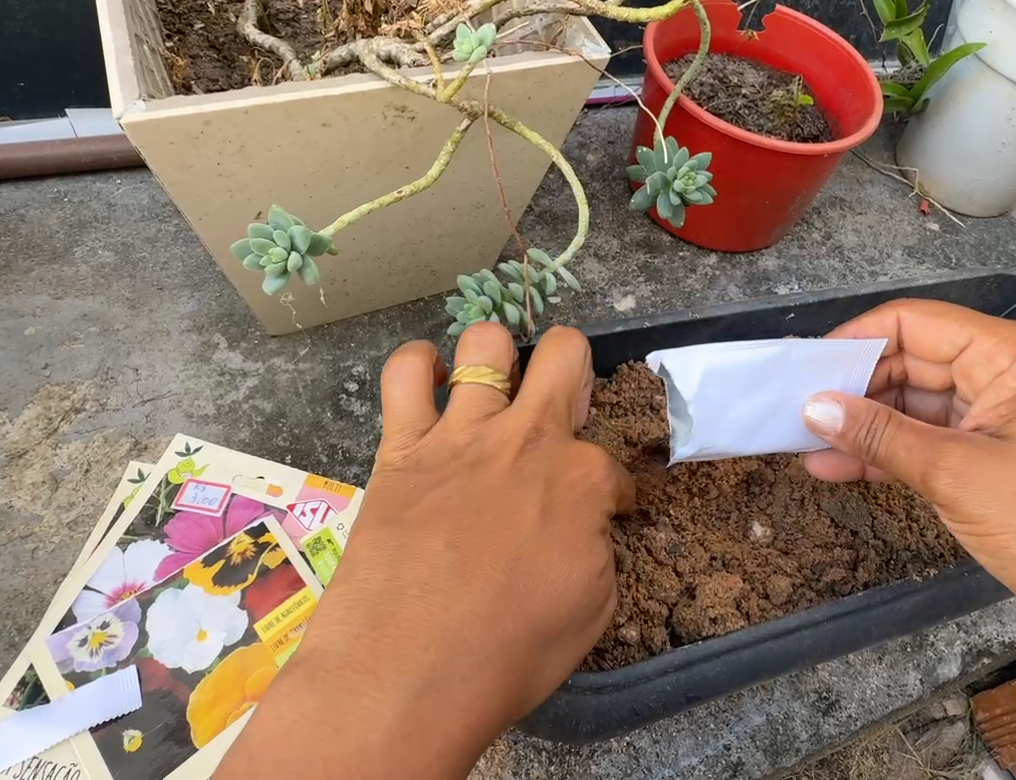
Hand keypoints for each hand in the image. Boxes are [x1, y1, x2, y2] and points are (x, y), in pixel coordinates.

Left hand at [221, 323, 633, 779]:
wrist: (406, 672)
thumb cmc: (508, 653)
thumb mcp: (592, 607)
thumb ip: (597, 545)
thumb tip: (589, 522)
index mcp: (580, 478)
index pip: (613, 468)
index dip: (614, 496)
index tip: (605, 515)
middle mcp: (527, 436)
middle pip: (566, 353)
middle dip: (574, 369)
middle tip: (559, 410)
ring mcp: (461, 432)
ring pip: (487, 342)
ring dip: (497, 356)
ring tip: (492, 387)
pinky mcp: (401, 444)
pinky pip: (404, 374)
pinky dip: (417, 367)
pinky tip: (427, 382)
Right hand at [800, 299, 1015, 646]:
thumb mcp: (957, 473)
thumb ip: (880, 435)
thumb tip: (812, 406)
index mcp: (1004, 354)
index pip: (911, 323)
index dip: (854, 340)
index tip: (803, 369)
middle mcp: (997, 374)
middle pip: (905, 362)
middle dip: (852, 388)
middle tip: (794, 410)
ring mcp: (990, 418)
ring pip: (908, 405)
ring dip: (861, 426)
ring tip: (803, 443)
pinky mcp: (984, 458)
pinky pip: (921, 441)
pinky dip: (882, 455)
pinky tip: (834, 468)